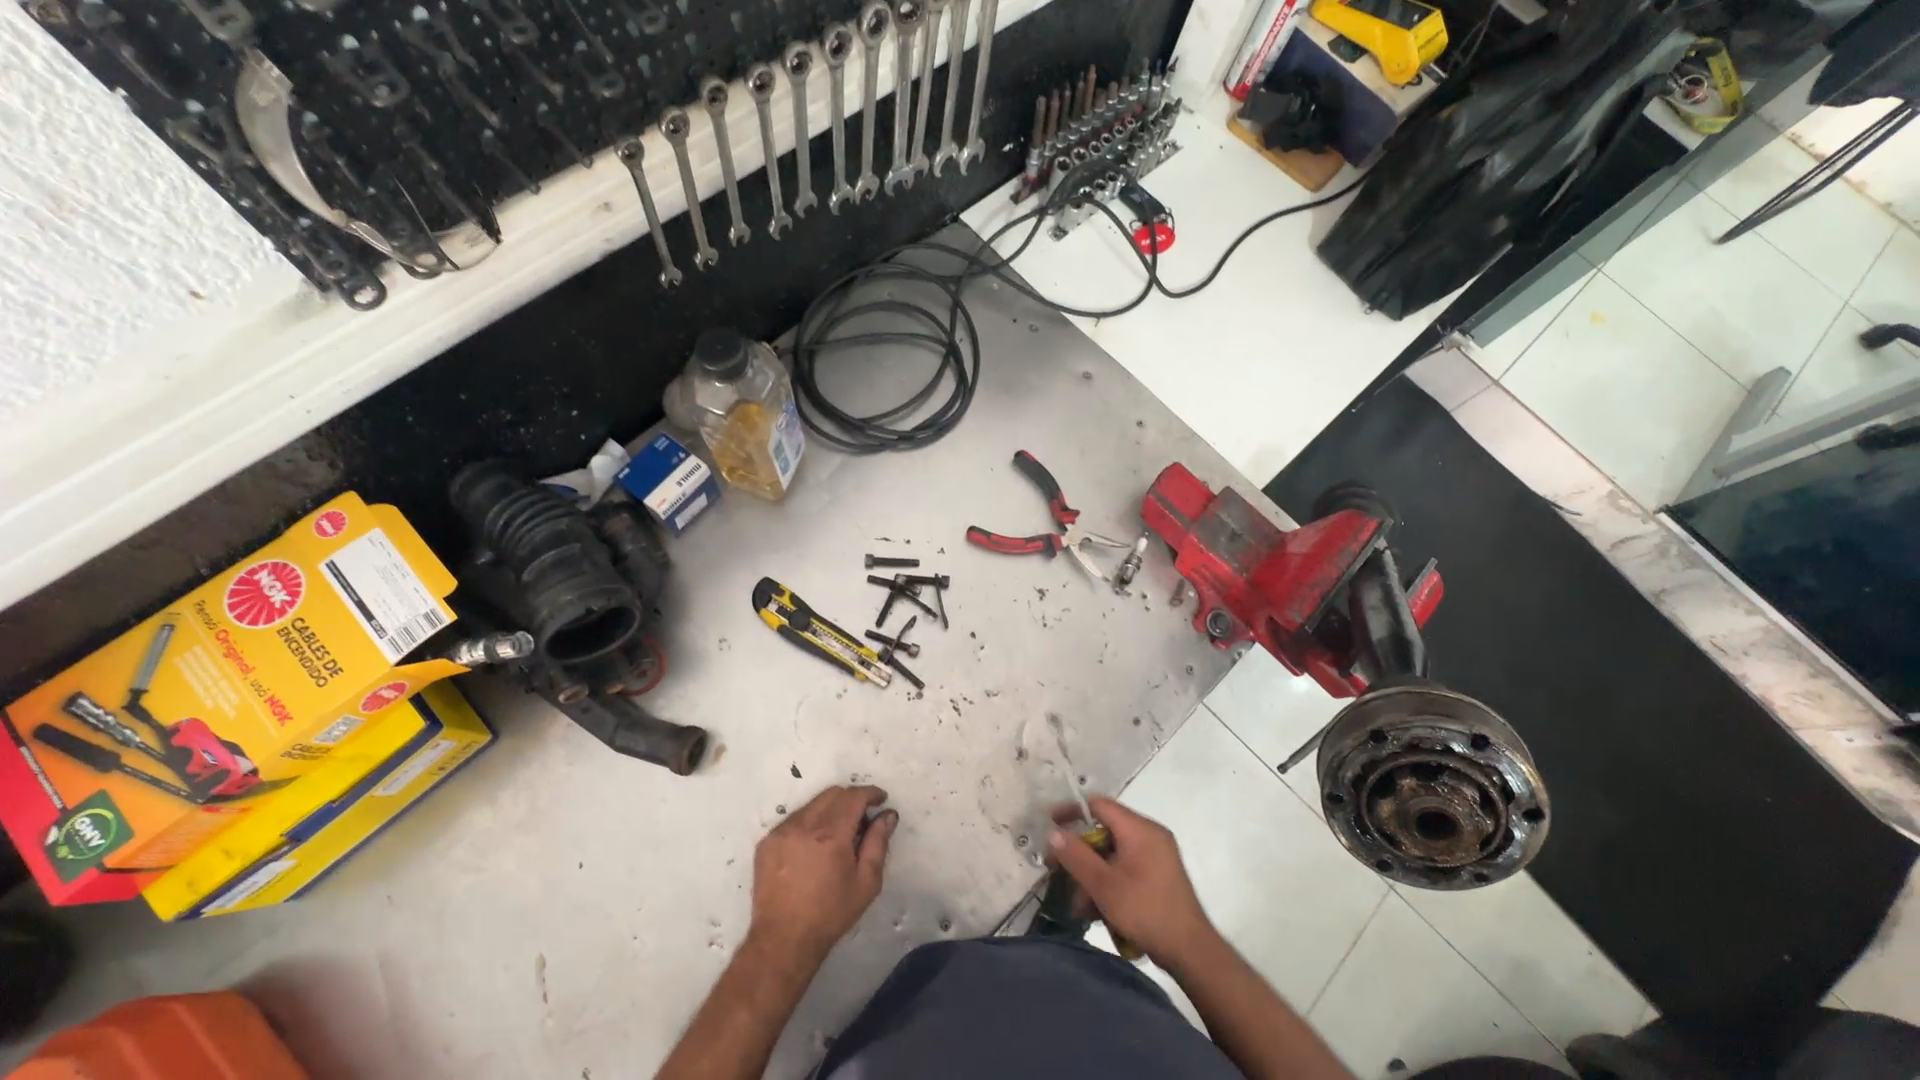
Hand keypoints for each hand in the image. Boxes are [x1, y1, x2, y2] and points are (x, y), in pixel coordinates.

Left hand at [749, 785, 897, 964]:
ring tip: (838, 836)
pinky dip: (810, 823)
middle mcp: (803, 825)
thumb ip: (878, 843)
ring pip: (812, 805)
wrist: (784, 939)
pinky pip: (794, 820)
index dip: (870, 793)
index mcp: (830, 834)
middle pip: (832, 794)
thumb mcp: (866, 882)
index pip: (853, 796)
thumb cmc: (831, 914)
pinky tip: (814, 847)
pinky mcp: (766, 842)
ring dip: (830, 810)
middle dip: (852, 799)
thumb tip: (888, 815)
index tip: (881, 800)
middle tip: (863, 820)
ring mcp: (781, 832)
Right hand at [1049, 795, 1216, 965]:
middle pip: (1104, 832)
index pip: (1100, 805)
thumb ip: (1076, 856)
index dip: (1072, 811)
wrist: (1189, 949)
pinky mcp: (1158, 875)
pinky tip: (1096, 910)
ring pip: (1113, 855)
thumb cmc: (1145, 911)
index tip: (1050, 825)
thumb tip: (1054, 832)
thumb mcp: (1104, 885)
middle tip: (1058, 872)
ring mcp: (1156, 856)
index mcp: (1140, 829)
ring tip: (1079, 906)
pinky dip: (1108, 883)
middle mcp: (1150, 835)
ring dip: (1092, 876)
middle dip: (1080, 855)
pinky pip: (1125, 868)